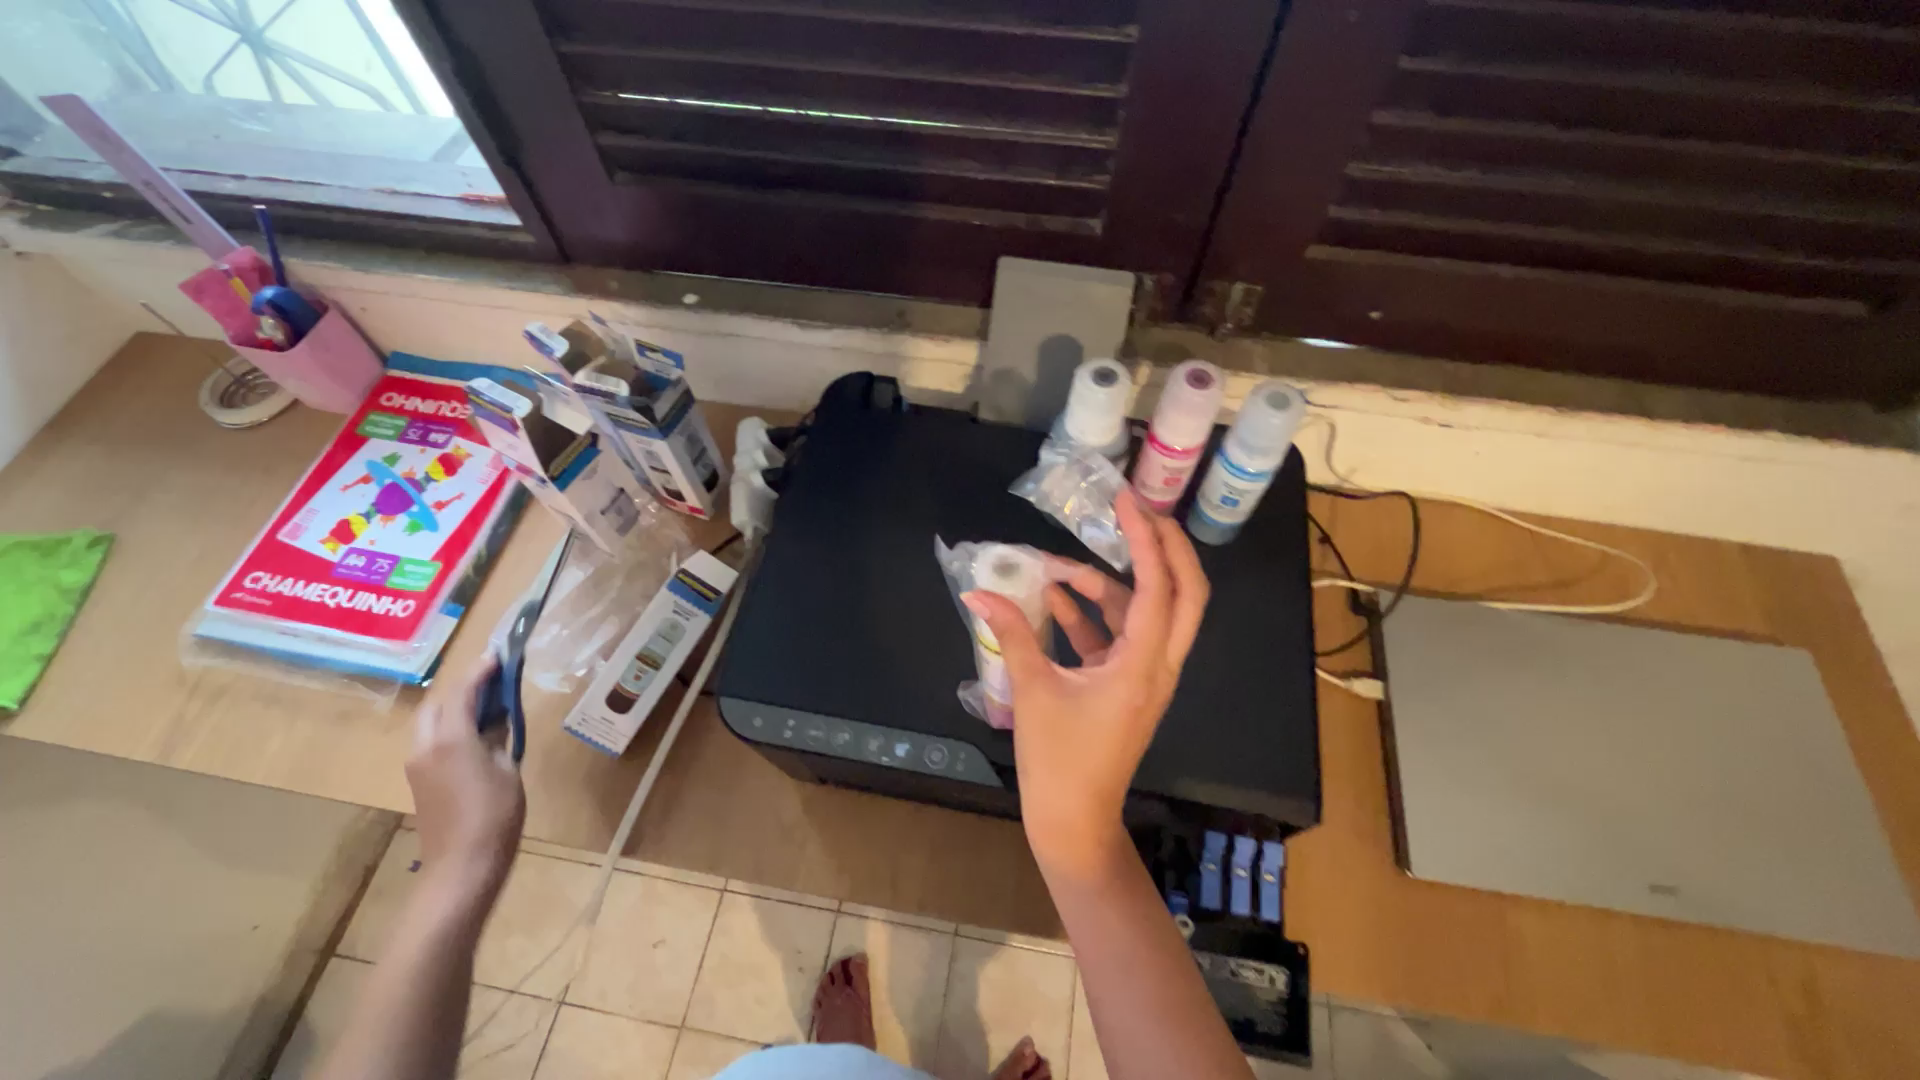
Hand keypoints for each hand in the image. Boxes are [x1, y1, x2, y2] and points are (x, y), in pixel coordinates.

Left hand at [406, 656, 524, 897]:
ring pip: (430, 723)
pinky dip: (451, 728)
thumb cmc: (494, 816)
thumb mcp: (508, 770)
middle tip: (493, 682)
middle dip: (461, 688)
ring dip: (454, 708)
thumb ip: (499, 739)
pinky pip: (432, 741)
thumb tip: (496, 722)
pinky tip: (476, 735)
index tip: (499, 655)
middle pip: (437, 704)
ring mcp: (417, 765)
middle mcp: (425, 746)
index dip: (480, 671)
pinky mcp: (419, 781)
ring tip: (487, 706)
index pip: (462, 692)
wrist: (462, 867)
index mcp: (450, 738)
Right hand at [963, 490, 1209, 879]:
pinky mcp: (1127, 685)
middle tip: (1135, 512)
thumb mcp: (1033, 690)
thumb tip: (977, 594)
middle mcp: (1158, 664)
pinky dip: (1094, 615)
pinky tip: (1057, 599)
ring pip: (1147, 612)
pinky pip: (1120, 637)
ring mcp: (1146, 675)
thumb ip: (1011, 634)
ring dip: (1109, 584)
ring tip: (1058, 566)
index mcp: (1144, 664)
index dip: (1146, 539)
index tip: (1127, 501)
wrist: (1074, 820)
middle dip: (1165, 548)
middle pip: (1185, 593)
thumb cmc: (1058, 760)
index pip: (1159, 587)